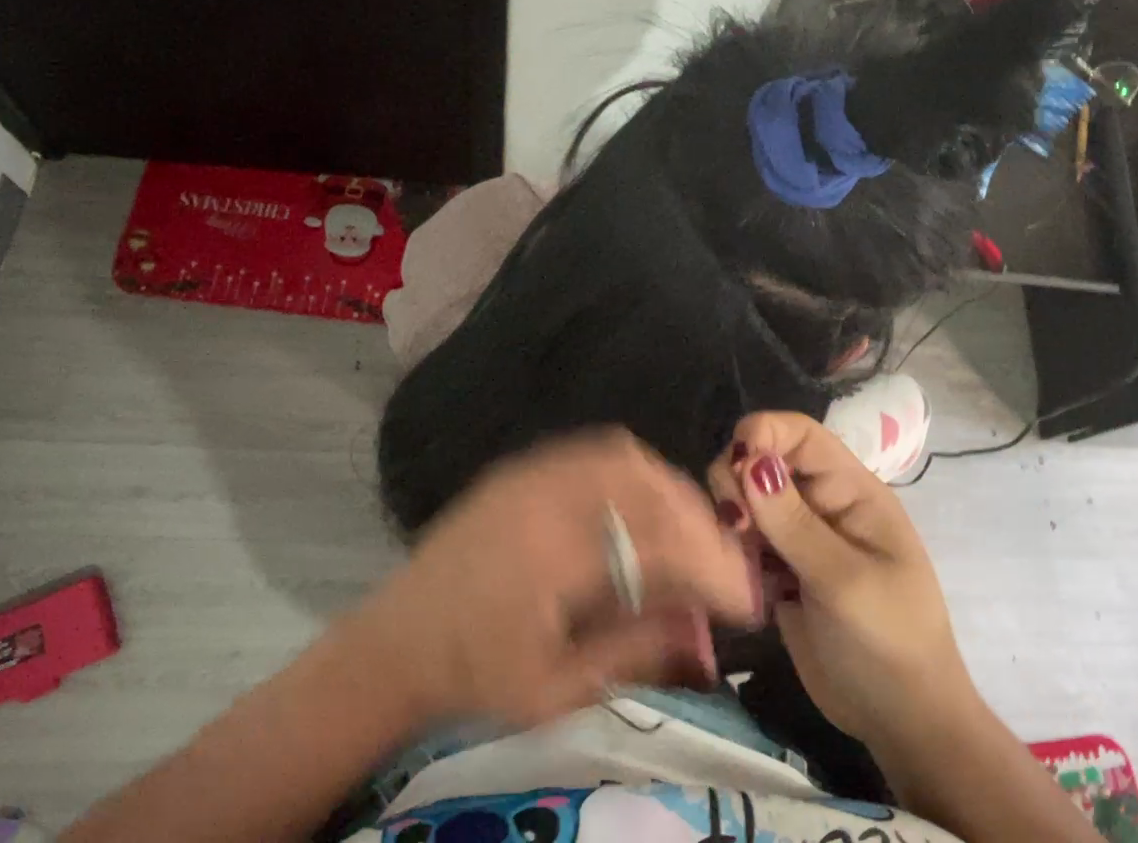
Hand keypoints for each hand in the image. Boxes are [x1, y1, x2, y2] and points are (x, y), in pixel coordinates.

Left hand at [352, 429, 760, 730]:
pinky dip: (633, 474)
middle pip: (648, 485)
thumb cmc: (474, 676)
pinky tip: (642, 510)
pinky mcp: (516, 472)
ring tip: (688, 539)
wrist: (394, 646)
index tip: (743, 603)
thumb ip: (638, 650)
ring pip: (624, 458)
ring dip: (669, 494)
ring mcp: (527, 475)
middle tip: (721, 569)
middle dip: (699, 525)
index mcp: (554, 555)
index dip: (713, 568)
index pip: (659, 543)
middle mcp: (543, 498)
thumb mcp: (558, 686)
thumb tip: (710, 635)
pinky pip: (591, 452)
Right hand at [709, 412, 972, 749]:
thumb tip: (748, 460)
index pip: (801, 435)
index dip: (763, 434)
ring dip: (731, 520)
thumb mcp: (844, 581)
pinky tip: (738, 579)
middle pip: (762, 462)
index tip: (733, 467)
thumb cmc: (887, 642)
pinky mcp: (778, 572)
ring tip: (741, 560)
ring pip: (745, 502)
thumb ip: (794, 523)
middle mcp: (822, 506)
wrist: (898, 719)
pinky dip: (731, 552)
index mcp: (852, 492)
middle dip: (738, 482)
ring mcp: (798, 540)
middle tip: (738, 528)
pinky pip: (743, 543)